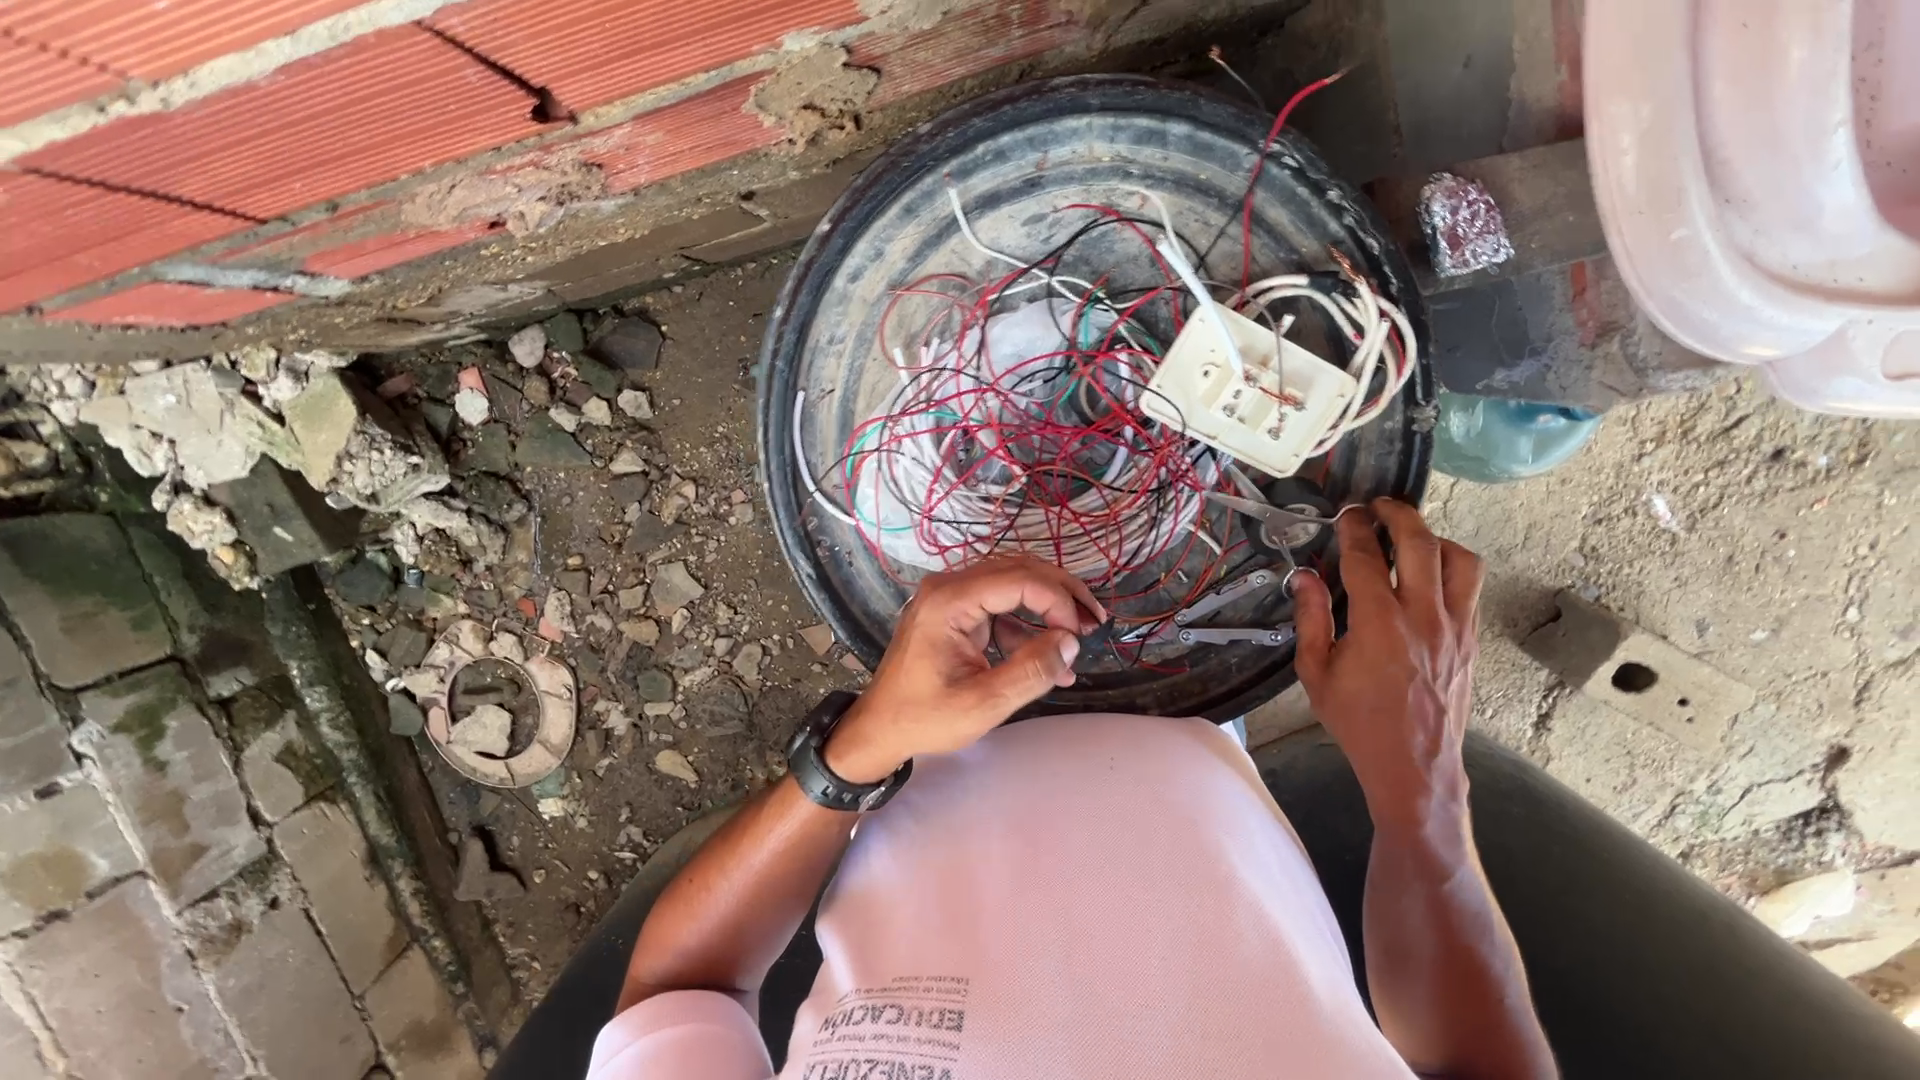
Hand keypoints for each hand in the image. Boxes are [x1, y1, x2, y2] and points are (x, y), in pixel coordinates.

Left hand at [823, 556, 1104, 783]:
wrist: (880, 729)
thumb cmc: (924, 718)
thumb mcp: (983, 702)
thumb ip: (1031, 671)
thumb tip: (1071, 642)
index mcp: (950, 600)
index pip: (1020, 579)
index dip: (1058, 601)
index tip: (1081, 635)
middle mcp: (949, 587)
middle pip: (1019, 570)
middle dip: (1062, 593)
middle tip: (1097, 620)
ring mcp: (951, 597)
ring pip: (1013, 583)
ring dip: (1049, 606)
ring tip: (1082, 635)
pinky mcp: (955, 614)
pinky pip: (1000, 606)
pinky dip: (1027, 627)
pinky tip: (1051, 659)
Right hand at [1291, 498, 1484, 828]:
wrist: (1414, 763)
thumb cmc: (1357, 720)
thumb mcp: (1315, 673)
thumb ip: (1310, 619)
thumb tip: (1303, 577)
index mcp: (1377, 623)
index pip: (1366, 557)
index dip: (1353, 528)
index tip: (1346, 514)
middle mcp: (1423, 616)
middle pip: (1420, 543)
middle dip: (1397, 515)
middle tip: (1378, 507)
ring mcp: (1455, 626)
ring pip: (1459, 559)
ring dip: (1434, 537)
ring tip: (1411, 536)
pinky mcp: (1472, 639)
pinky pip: (1470, 586)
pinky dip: (1451, 566)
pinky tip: (1430, 572)